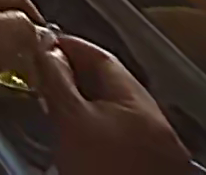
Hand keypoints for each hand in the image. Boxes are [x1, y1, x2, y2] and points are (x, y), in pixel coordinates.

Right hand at [36, 34, 192, 174]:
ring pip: (117, 108)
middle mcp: (160, 125)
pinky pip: (122, 131)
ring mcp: (161, 151)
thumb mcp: (70, 119)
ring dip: (87, 97)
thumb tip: (47, 49)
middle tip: (46, 68)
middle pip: (113, 83)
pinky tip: (80, 129)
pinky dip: (98, 122)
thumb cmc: (100, 169)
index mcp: (143, 106)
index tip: (44, 42)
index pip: (103, 58)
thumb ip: (57, 78)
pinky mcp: (153, 169)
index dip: (71, 46)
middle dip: (78, 71)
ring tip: (57, 97)